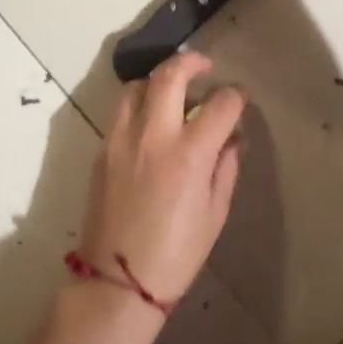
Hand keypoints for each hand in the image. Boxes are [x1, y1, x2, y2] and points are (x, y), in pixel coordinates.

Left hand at [79, 52, 243, 307]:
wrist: (116, 282)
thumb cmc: (175, 254)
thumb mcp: (214, 214)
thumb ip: (225, 168)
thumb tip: (232, 138)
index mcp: (189, 154)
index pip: (220, 104)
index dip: (236, 96)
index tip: (241, 98)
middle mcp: (153, 135)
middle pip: (170, 75)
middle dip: (191, 61)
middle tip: (205, 67)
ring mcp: (121, 139)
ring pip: (137, 86)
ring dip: (158, 80)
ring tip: (172, 92)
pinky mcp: (102, 150)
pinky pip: (121, 112)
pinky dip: (139, 104)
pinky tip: (151, 121)